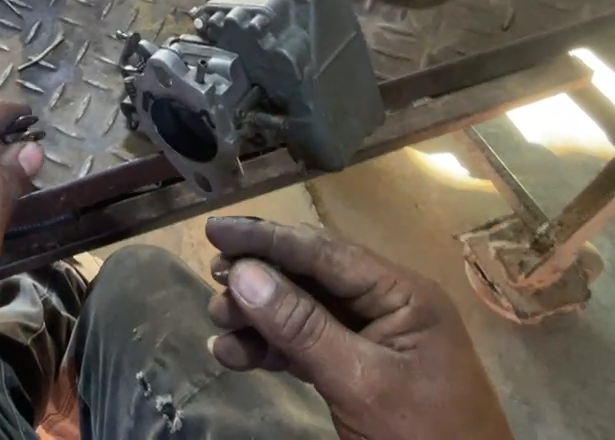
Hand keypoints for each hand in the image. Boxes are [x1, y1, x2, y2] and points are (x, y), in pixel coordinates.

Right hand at [205, 217, 512, 439]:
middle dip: (256, 277)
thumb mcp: (361, 384)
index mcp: (402, 295)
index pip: (322, 251)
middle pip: (306, 275)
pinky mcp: (357, 370)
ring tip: (218, 322)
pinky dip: (268, 347)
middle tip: (213, 278)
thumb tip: (241, 272)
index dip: (264, 237)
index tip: (213, 229)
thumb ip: (301, 326)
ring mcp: (372, 338)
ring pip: (299, 309)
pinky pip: (304, 344)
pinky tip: (232, 355)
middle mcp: (385, 305)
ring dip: (256, 315)